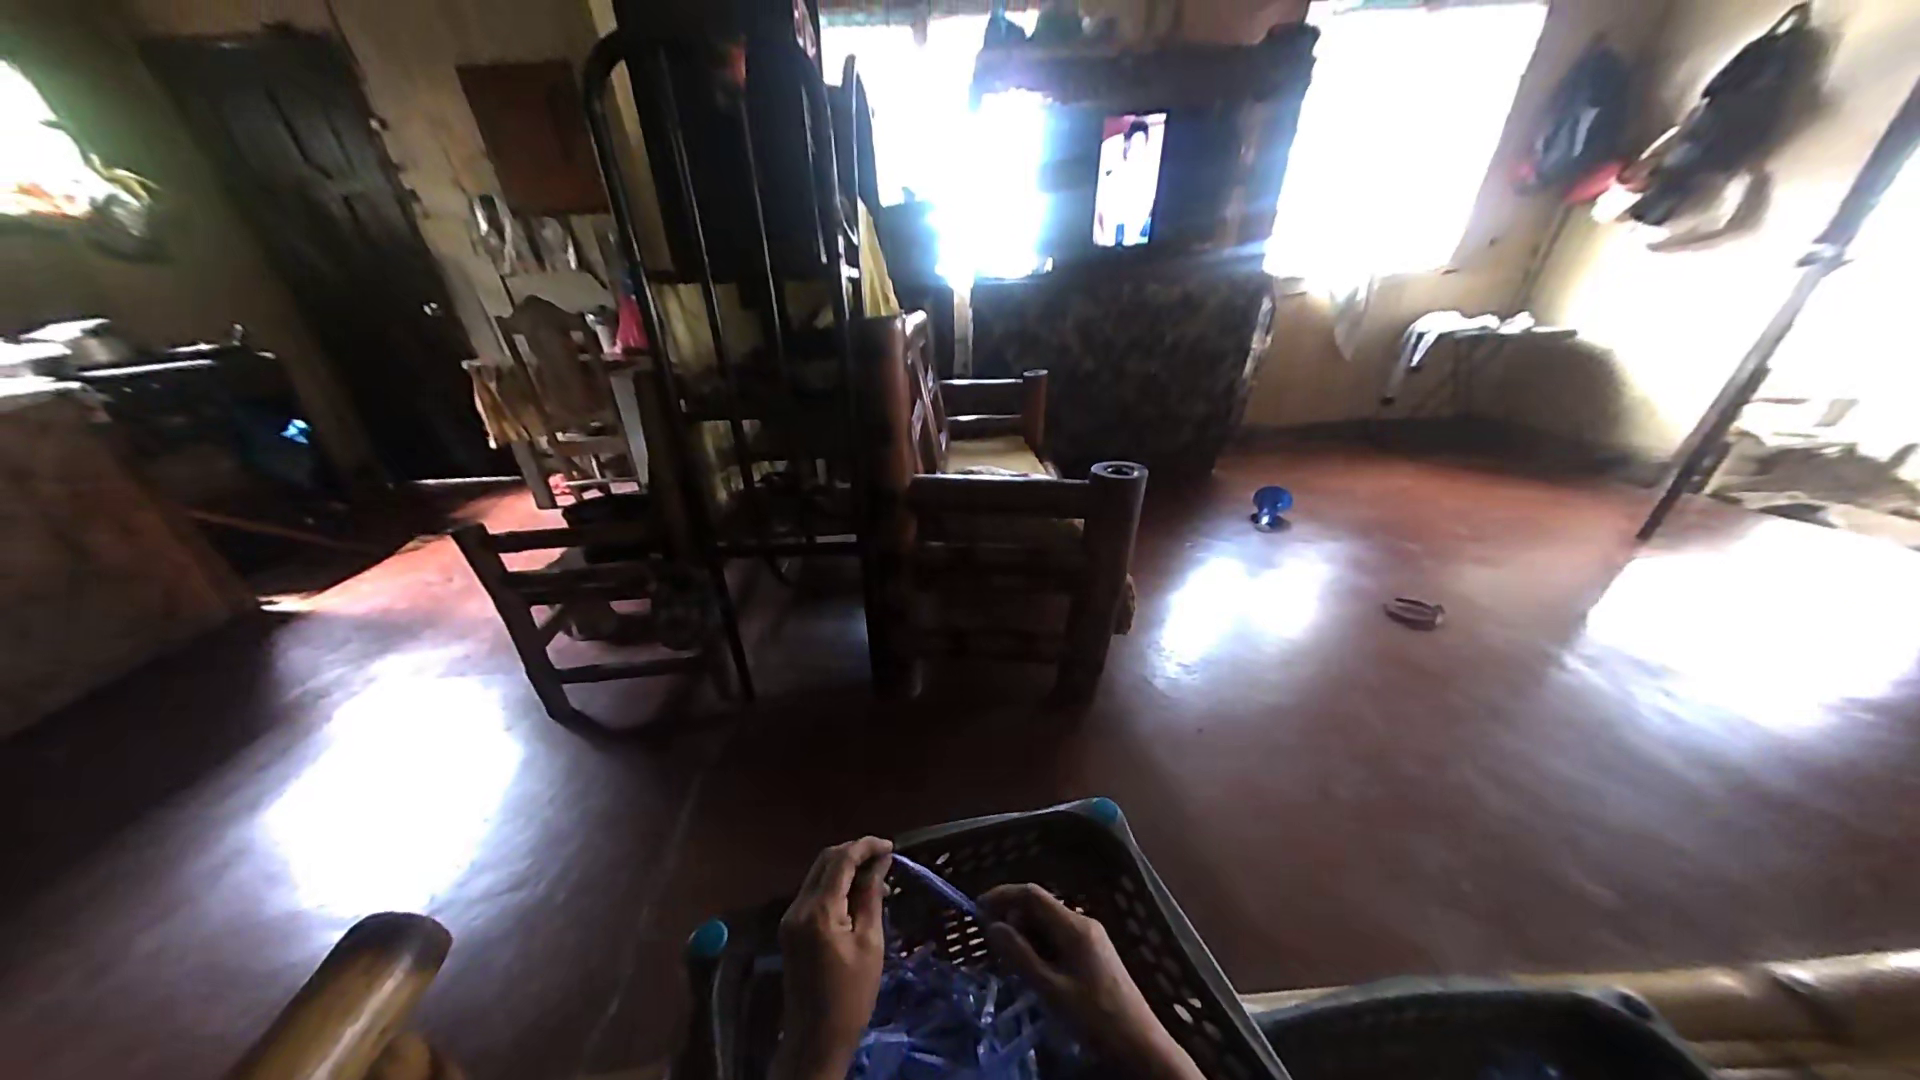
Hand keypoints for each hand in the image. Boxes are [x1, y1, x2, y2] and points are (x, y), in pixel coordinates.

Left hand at [771, 837, 893, 1079]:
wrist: (815, 1040)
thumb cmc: (851, 996)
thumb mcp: (870, 943)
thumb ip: (871, 896)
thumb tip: (880, 862)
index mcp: (819, 911)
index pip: (841, 860)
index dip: (866, 846)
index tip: (890, 847)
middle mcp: (798, 907)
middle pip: (826, 860)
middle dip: (855, 853)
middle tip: (884, 859)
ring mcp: (790, 917)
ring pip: (819, 874)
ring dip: (846, 868)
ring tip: (877, 880)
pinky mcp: (791, 928)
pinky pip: (814, 892)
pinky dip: (836, 885)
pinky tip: (857, 896)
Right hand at [979, 884, 1202, 1079]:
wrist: (1141, 1045)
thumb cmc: (1095, 1017)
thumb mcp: (1051, 989)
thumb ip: (1020, 955)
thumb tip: (993, 927)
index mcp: (1073, 925)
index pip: (1031, 893)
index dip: (1002, 895)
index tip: (978, 910)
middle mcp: (1083, 922)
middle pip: (1039, 906)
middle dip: (1013, 919)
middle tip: (995, 947)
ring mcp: (1091, 936)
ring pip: (1048, 923)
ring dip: (1026, 936)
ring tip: (1013, 965)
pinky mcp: (1094, 953)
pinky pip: (1059, 937)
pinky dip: (1041, 946)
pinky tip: (1035, 971)